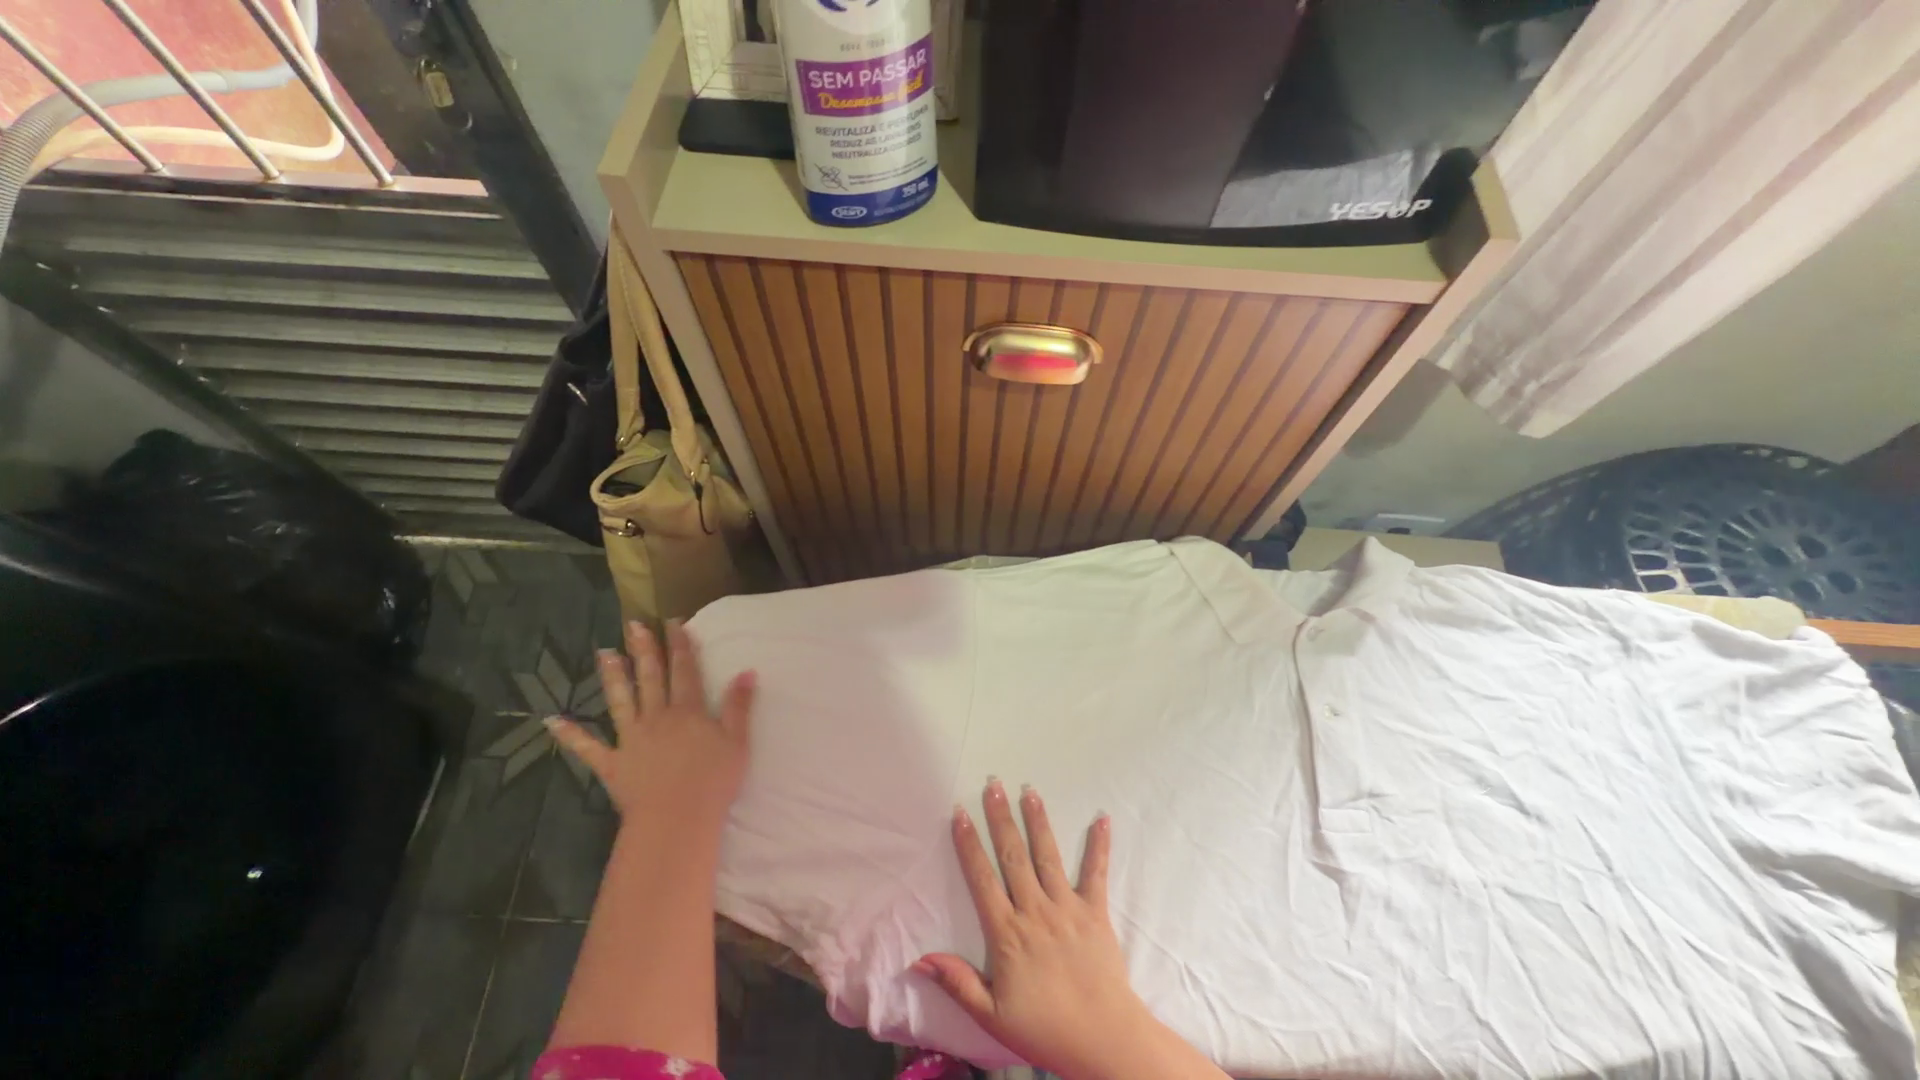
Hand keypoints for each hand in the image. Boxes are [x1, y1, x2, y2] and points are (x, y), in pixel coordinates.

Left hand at [544, 619, 755, 825]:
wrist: (677, 818)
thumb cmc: (713, 782)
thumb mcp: (738, 742)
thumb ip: (739, 706)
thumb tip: (747, 671)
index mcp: (689, 712)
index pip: (685, 671)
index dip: (680, 646)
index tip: (674, 622)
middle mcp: (657, 717)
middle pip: (650, 678)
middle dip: (644, 649)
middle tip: (633, 624)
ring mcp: (631, 739)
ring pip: (621, 701)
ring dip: (612, 677)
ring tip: (603, 653)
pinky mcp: (612, 763)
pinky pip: (588, 748)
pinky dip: (570, 735)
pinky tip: (552, 721)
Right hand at [916, 781, 1223, 1079]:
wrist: (1103, 1039)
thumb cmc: (1044, 1028)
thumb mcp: (991, 1015)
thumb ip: (957, 982)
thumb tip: (919, 959)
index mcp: (1007, 933)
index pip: (982, 879)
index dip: (969, 844)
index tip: (960, 813)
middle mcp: (1035, 912)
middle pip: (1013, 856)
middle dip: (1001, 818)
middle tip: (992, 784)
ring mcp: (1067, 909)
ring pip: (1048, 856)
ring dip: (1038, 821)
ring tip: (1029, 790)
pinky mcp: (1096, 913)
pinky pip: (1096, 873)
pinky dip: (1099, 845)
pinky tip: (1101, 819)